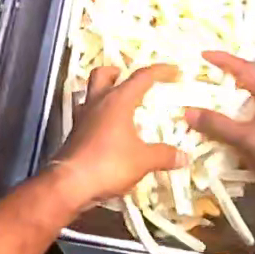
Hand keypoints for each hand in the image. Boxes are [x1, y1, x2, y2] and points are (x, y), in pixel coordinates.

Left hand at [50, 64, 188, 208]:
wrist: (70, 183)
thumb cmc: (108, 163)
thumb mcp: (143, 160)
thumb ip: (164, 155)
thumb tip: (184, 156)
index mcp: (118, 100)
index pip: (141, 77)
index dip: (159, 71)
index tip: (174, 70)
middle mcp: (98, 102)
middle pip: (103, 74)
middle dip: (117, 72)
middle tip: (130, 79)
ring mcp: (83, 116)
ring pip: (91, 92)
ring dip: (104, 91)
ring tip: (120, 103)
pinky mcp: (74, 132)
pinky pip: (86, 113)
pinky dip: (98, 114)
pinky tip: (107, 128)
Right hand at [187, 51, 254, 215]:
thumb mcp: (251, 140)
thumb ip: (219, 126)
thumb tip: (187, 111)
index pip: (247, 71)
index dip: (225, 61)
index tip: (202, 55)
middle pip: (240, 94)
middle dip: (216, 90)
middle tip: (192, 86)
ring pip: (237, 118)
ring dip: (217, 117)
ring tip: (192, 113)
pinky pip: (238, 139)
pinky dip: (222, 138)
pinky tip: (204, 142)